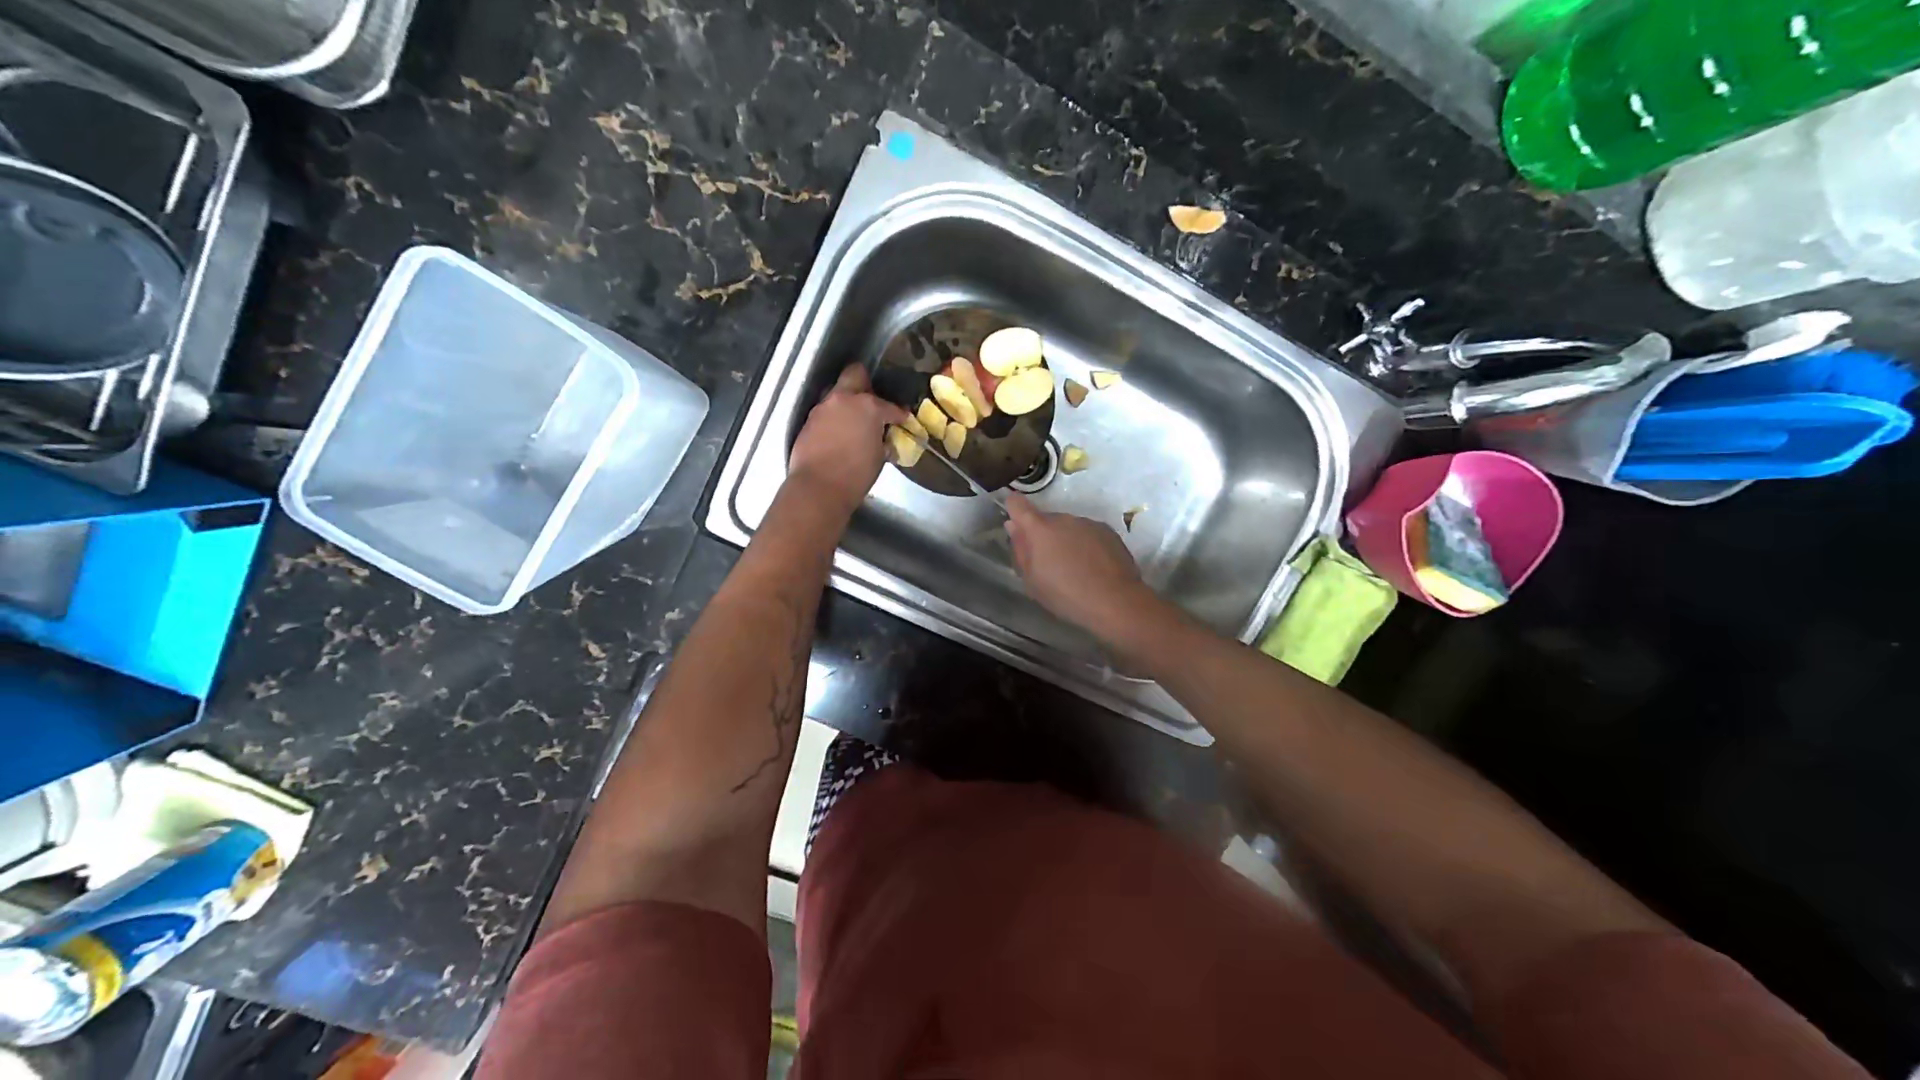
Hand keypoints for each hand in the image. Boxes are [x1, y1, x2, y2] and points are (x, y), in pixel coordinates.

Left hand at [787, 364, 907, 516]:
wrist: (818, 487)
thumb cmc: (856, 475)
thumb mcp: (879, 457)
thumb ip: (881, 439)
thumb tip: (881, 438)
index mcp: (868, 406)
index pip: (890, 407)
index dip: (899, 415)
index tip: (902, 421)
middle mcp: (844, 400)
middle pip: (855, 374)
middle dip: (865, 384)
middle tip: (872, 400)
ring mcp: (823, 408)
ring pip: (837, 393)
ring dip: (847, 403)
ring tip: (854, 420)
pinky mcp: (808, 421)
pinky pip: (825, 412)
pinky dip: (834, 419)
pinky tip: (839, 433)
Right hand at [1003, 493, 1159, 634]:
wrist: (1115, 601)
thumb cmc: (1065, 595)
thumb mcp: (1031, 580)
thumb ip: (1020, 550)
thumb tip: (1013, 526)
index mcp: (1039, 529)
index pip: (1017, 504)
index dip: (1013, 510)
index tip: (1015, 523)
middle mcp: (1063, 518)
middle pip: (1045, 520)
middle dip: (1043, 535)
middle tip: (1049, 563)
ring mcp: (1088, 523)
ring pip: (1068, 527)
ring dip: (1066, 540)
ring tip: (1075, 568)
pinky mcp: (1108, 531)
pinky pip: (1088, 533)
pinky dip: (1086, 545)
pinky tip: (1093, 567)